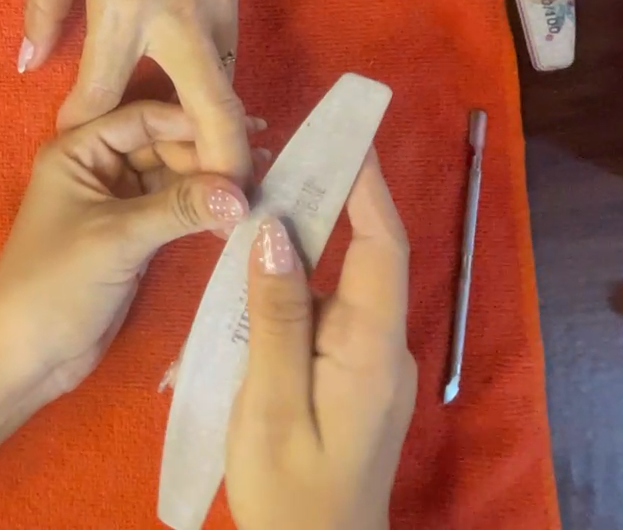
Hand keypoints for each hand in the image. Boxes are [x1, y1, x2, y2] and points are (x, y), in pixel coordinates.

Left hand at [0, 102, 268, 405]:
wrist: (28, 352)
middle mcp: (96, 166)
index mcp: (77, 149)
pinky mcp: (131, 233)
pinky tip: (235, 213)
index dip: (189, 125)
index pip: (141, 119)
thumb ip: (178, 209)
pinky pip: (172, 208)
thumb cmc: (56, 283)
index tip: (242, 137)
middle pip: (160, 144)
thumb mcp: (116, 239)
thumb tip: (242, 191)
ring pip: (170, 176)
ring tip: (258, 188)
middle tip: (258, 168)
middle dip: (204, 155)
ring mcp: (115, 200)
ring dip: (207, 183)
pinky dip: (199, 210)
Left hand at [22, 0, 263, 176]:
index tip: (73, 152)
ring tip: (192, 163)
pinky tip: (191, 97)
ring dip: (212, 130)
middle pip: (208, 114)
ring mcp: (218, 10)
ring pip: (223, 89)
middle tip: (205, 206)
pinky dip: (211, 87)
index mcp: (124, 5)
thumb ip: (46, 6)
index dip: (84, 126)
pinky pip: (225, 58)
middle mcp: (179, 19)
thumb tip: (31, 62)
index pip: (104, 91)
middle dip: (211, 168)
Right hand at [225, 150, 415, 529]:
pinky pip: (316, 313)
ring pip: (331, 283)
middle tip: (272, 158)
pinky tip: (241, 287)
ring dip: (294, 246)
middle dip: (323, 201)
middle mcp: (380, 346)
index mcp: (370, 348)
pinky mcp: (344, 375)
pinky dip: (284, 287)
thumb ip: (276, 317)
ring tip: (246, 210)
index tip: (347, 133)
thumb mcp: (270, 401)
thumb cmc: (289, 489)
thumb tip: (274, 233)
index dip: (366, 185)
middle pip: (359, 256)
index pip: (381, 246)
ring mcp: (365, 363)